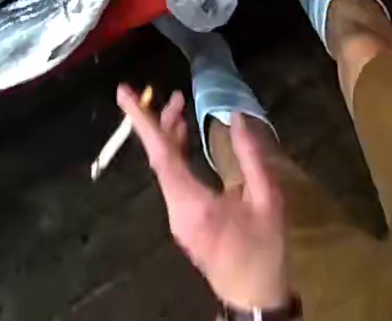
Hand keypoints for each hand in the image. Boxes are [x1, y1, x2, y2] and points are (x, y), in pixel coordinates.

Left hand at [117, 86, 290, 311]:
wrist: (256, 299)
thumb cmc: (264, 249)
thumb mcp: (267, 198)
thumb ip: (250, 156)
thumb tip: (236, 116)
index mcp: (192, 204)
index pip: (161, 155)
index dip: (143, 121)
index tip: (124, 95)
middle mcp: (176, 209)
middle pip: (159, 158)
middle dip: (159, 121)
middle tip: (171, 92)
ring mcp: (177, 216)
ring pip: (164, 167)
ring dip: (168, 134)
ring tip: (178, 103)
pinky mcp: (183, 218)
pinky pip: (172, 177)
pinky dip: (174, 150)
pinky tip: (183, 134)